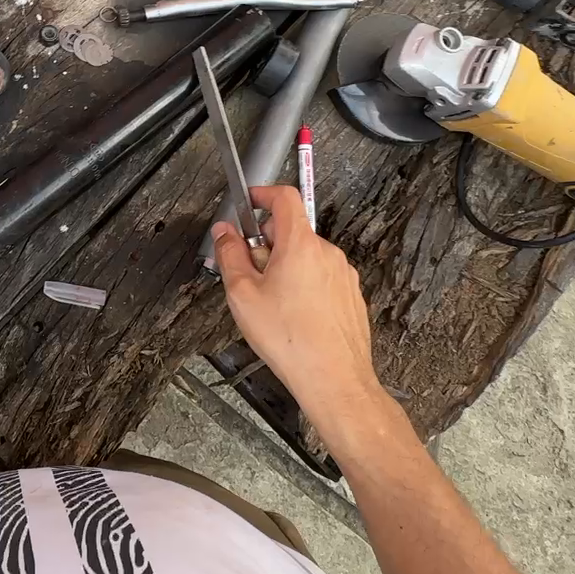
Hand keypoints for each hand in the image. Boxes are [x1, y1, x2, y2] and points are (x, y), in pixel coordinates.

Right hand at [213, 185, 381, 432]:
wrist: (334, 380)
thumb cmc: (290, 339)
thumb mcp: (242, 293)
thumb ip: (230, 254)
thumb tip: (224, 233)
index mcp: (300, 245)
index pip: (285, 197)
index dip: (263, 193)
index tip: (249, 201)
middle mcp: (327, 254)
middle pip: (291, 229)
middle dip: (266, 242)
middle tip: (249, 269)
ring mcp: (342, 275)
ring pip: (305, 255)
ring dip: (284, 265)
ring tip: (270, 299)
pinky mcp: (350, 296)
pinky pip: (320, 276)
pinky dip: (302, 283)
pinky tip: (291, 313)